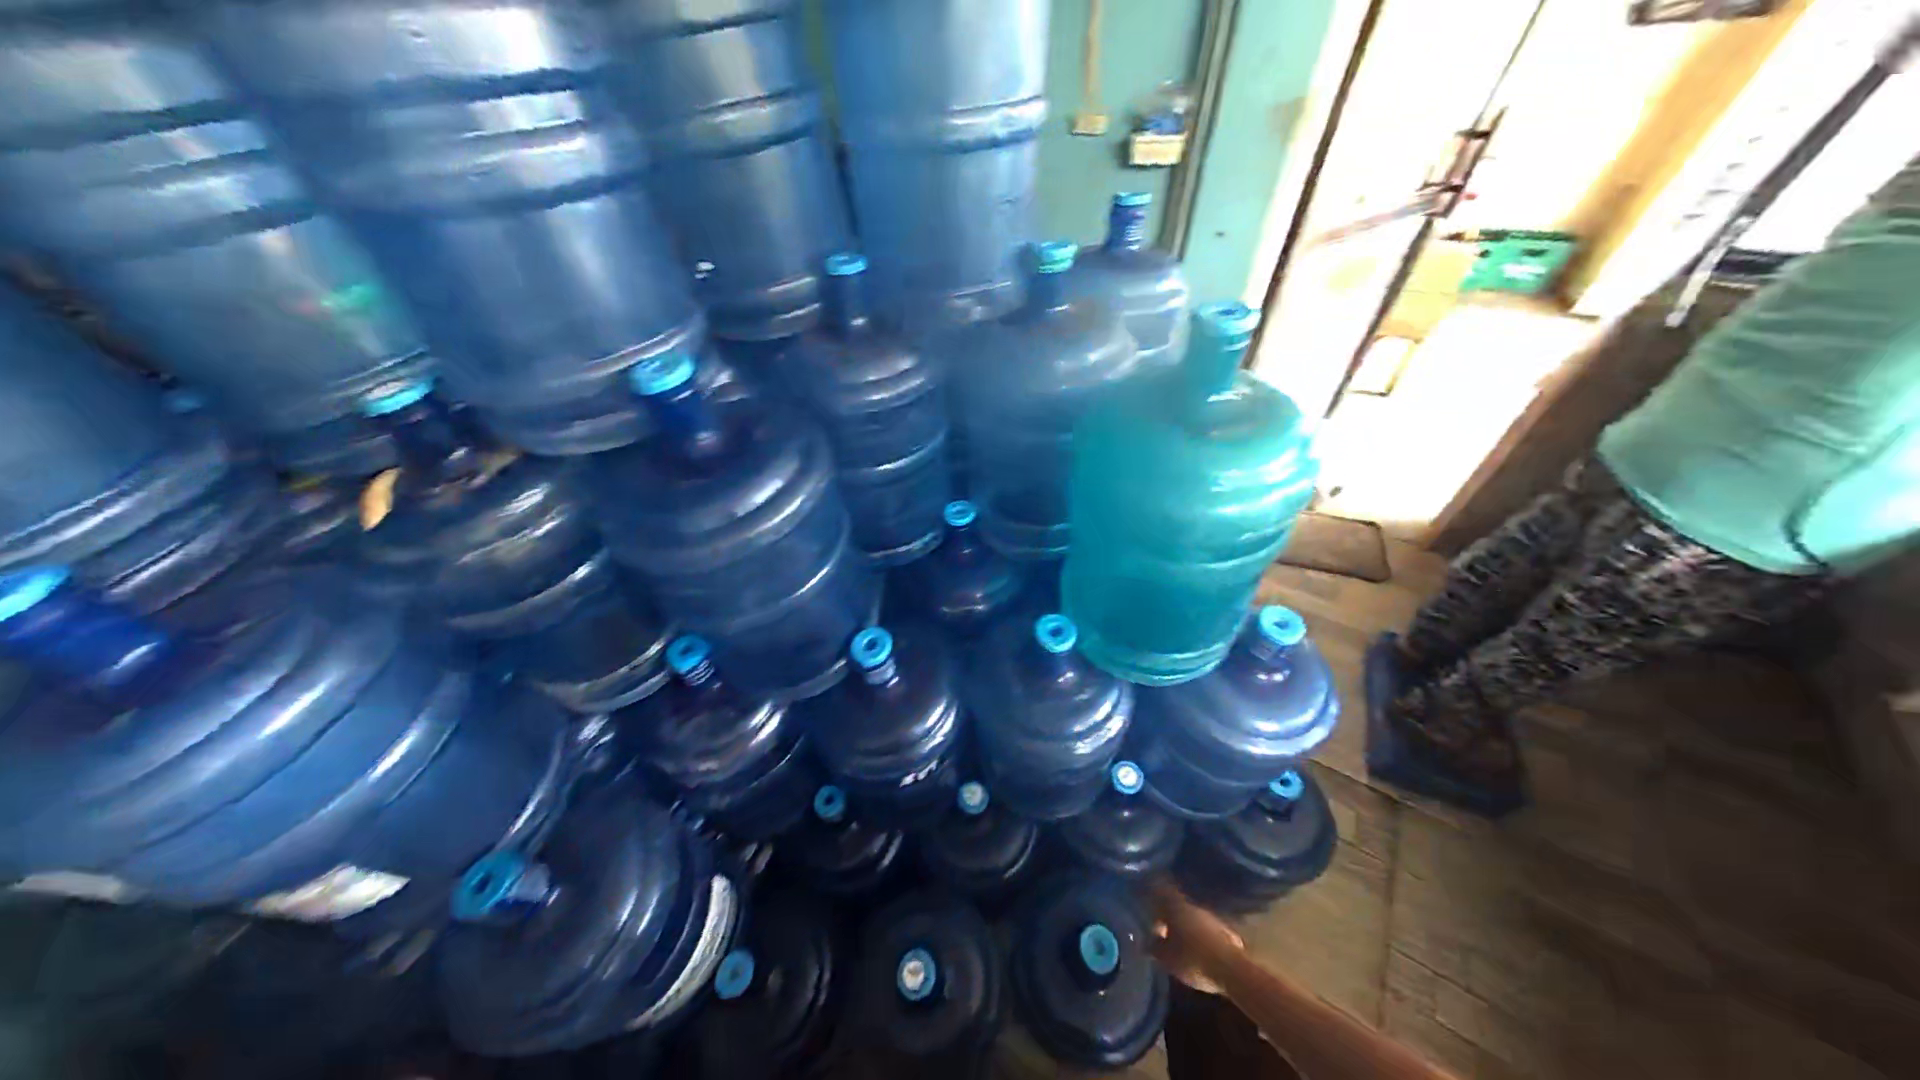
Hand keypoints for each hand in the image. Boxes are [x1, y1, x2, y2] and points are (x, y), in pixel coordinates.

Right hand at [1148, 879, 1242, 993]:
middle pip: (1176, 904)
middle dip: (1167, 913)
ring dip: (1183, 925)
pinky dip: (1197, 935)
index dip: (1152, 890)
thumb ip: (1154, 946)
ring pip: (1192, 917)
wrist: (1231, 971)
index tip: (1144, 893)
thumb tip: (1146, 940)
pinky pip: (1205, 930)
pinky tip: (1195, 948)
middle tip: (1157, 923)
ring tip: (1175, 938)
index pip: (1161, 890)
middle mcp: (1193, 906)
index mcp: (1176, 906)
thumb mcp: (1166, 957)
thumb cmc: (1192, 959)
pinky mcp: (1225, 933)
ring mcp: (1211, 918)